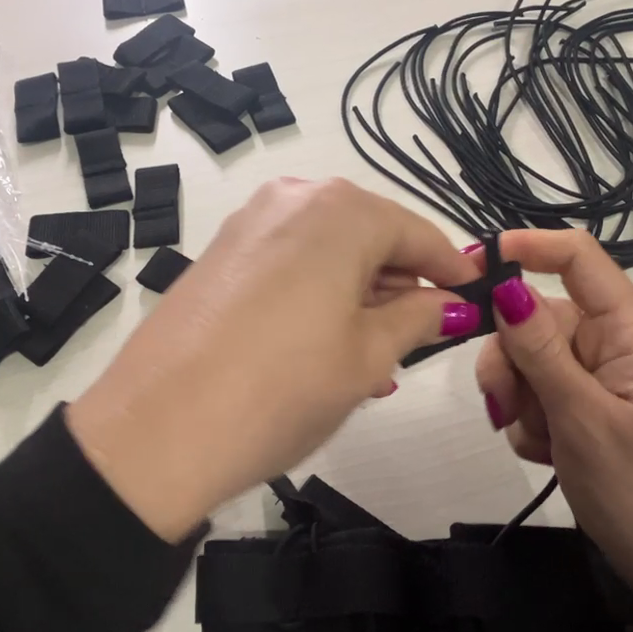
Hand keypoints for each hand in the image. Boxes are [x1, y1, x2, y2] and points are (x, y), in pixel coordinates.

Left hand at [66, 179, 480, 541]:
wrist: (156, 433)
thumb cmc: (284, 388)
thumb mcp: (368, 356)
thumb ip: (418, 318)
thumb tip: (450, 302)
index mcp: (341, 211)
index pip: (417, 233)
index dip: (451, 269)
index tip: (476, 297)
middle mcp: (293, 198)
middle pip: (370, 236)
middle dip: (400, 285)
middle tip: (420, 339)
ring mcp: (248, 223)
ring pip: (328, 251)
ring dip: (359, 294)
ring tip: (371, 358)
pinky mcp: (219, 254)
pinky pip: (290, 262)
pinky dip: (318, 294)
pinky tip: (322, 345)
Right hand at [473, 230, 632, 631]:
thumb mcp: (583, 419)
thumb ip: (540, 352)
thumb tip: (504, 286)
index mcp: (628, 330)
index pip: (578, 258)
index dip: (528, 248)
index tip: (472, 266)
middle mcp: (610, 344)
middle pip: (537, 316)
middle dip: (510, 357)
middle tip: (504, 404)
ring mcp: (595, 380)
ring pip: (527, 360)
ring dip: (518, 398)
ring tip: (539, 441)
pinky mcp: (582, 412)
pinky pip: (535, 397)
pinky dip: (530, 424)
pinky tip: (547, 456)